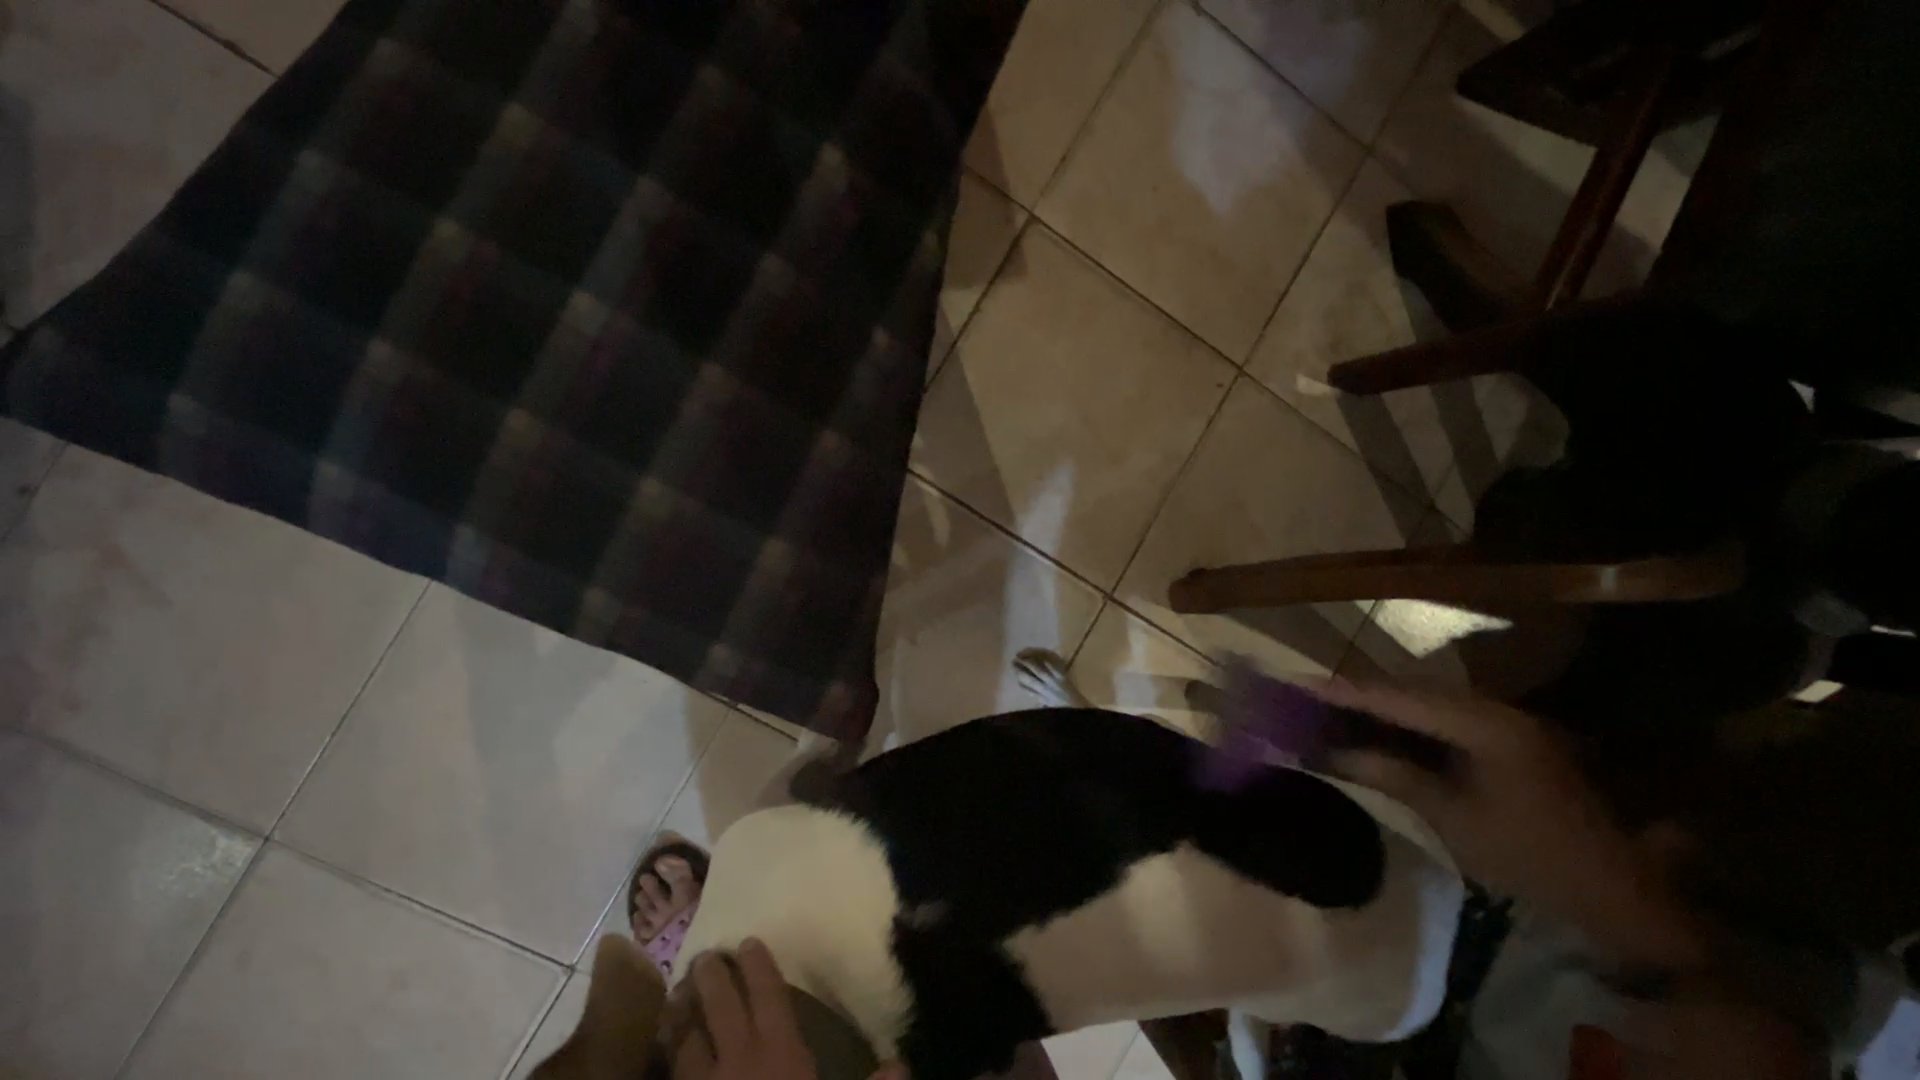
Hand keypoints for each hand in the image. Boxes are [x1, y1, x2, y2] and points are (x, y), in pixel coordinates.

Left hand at [675, 938, 903, 1079]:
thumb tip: (901, 1064)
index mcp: (781, 1055)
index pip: (769, 997)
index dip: (759, 967)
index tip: (749, 942)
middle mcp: (738, 1059)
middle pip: (720, 1005)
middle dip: (712, 976)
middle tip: (707, 954)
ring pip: (686, 1036)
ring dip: (682, 1011)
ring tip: (678, 991)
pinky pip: (670, 1072)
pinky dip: (667, 1052)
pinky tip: (665, 1046)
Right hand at [1313, 680, 1701, 970]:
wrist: (1622, 892)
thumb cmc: (1532, 858)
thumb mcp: (1452, 819)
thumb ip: (1392, 775)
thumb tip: (1330, 751)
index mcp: (1482, 724)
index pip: (1396, 697)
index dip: (1342, 691)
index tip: (1296, 684)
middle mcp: (1492, 709)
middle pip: (1408, 690)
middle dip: (1355, 695)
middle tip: (1303, 699)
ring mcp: (1503, 723)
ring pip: (1424, 704)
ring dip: (1378, 709)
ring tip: (1328, 712)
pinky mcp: (1506, 740)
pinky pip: (1442, 721)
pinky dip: (1404, 725)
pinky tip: (1375, 733)